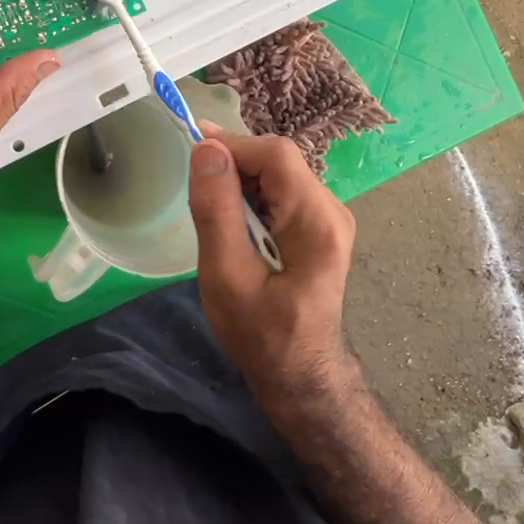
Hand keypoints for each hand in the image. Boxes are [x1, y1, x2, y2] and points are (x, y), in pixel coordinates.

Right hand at [187, 127, 361, 417]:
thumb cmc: (260, 335)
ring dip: (241, 182)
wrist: (299, 378)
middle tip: (197, 191)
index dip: (232, 145)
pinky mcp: (319, 227)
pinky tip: (234, 224)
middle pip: (278, 160)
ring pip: (278, 173)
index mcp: (317, 221)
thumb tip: (206, 148)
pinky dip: (252, 196)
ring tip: (214, 214)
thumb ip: (217, 210)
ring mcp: (328, 218)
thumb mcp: (226, 276)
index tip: (192, 152)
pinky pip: (282, 192)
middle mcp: (331, 210)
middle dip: (234, 164)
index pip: (276, 154)